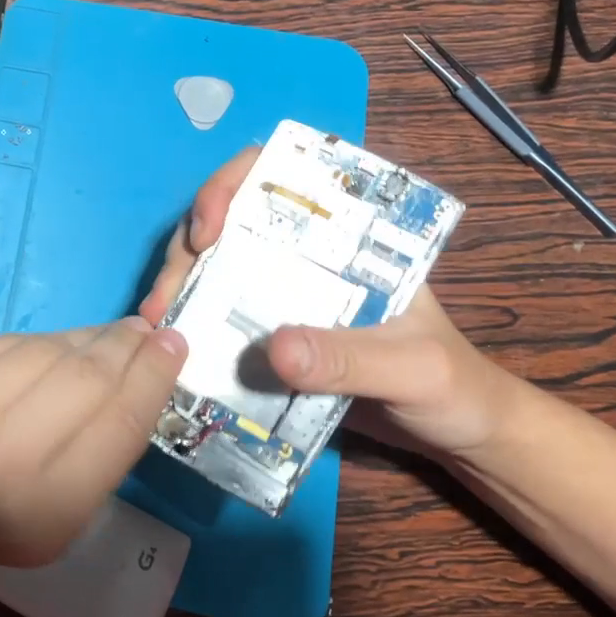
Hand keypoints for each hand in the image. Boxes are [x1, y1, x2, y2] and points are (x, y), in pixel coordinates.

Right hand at [138, 149, 525, 460]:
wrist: (460, 437)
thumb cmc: (452, 386)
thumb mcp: (412, 368)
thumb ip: (352, 359)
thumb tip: (275, 348)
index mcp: (342, 238)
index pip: (279, 178)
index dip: (231, 186)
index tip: (207, 231)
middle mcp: (301, 255)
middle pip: (226, 222)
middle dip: (185, 250)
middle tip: (164, 296)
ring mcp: (278, 294)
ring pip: (210, 266)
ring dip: (176, 286)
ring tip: (155, 322)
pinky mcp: (265, 336)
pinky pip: (214, 315)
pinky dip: (186, 322)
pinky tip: (168, 345)